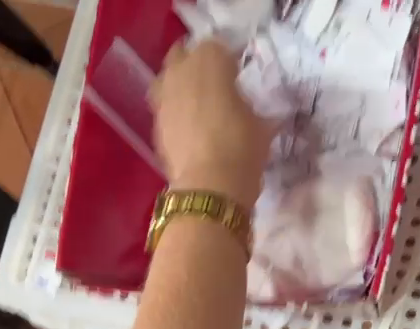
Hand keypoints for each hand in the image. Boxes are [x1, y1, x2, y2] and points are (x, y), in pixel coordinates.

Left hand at [150, 41, 268, 205]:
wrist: (211, 187)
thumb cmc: (242, 150)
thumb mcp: (263, 128)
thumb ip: (257, 112)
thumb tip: (263, 115)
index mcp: (211, 60)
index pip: (220, 50)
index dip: (231, 66)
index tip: (240, 81)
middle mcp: (182, 69)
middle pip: (188, 57)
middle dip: (200, 69)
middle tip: (217, 91)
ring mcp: (164, 94)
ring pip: (171, 80)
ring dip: (183, 88)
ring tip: (200, 110)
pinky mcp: (156, 121)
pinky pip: (167, 108)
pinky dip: (177, 114)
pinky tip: (191, 132)